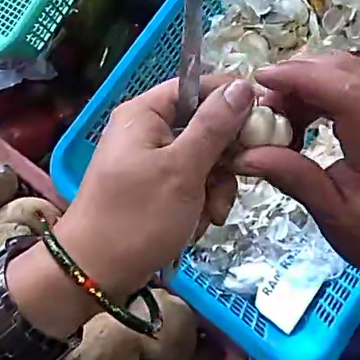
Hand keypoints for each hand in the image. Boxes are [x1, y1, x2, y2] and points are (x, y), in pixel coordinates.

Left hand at [50, 76, 256, 296]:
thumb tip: (244, 85)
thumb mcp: (183, 169)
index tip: (265, 119)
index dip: (231, 98)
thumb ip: (214, 125)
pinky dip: (199, 203)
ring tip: (208, 215)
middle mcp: (146, 130)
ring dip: (213, 188)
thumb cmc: (137, 216)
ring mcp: (150, 160)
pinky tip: (194, 225)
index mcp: (145, 113)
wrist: (94, 274)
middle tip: (232, 182)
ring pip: (203, 159)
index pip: (196, 86)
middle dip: (222, 159)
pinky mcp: (155, 188)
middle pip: (204, 125)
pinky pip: (191, 184)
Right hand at [234, 53, 359, 292]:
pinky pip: (352, 88)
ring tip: (277, 112)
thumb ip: (293, 178)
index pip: (346, 92)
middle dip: (298, 74)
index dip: (301, 78)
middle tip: (262, 100)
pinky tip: (300, 117)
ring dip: (307, 81)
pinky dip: (320, 91)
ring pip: (348, 74)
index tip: (261, 80)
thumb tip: (244, 155)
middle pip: (346, 71)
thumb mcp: (334, 216)